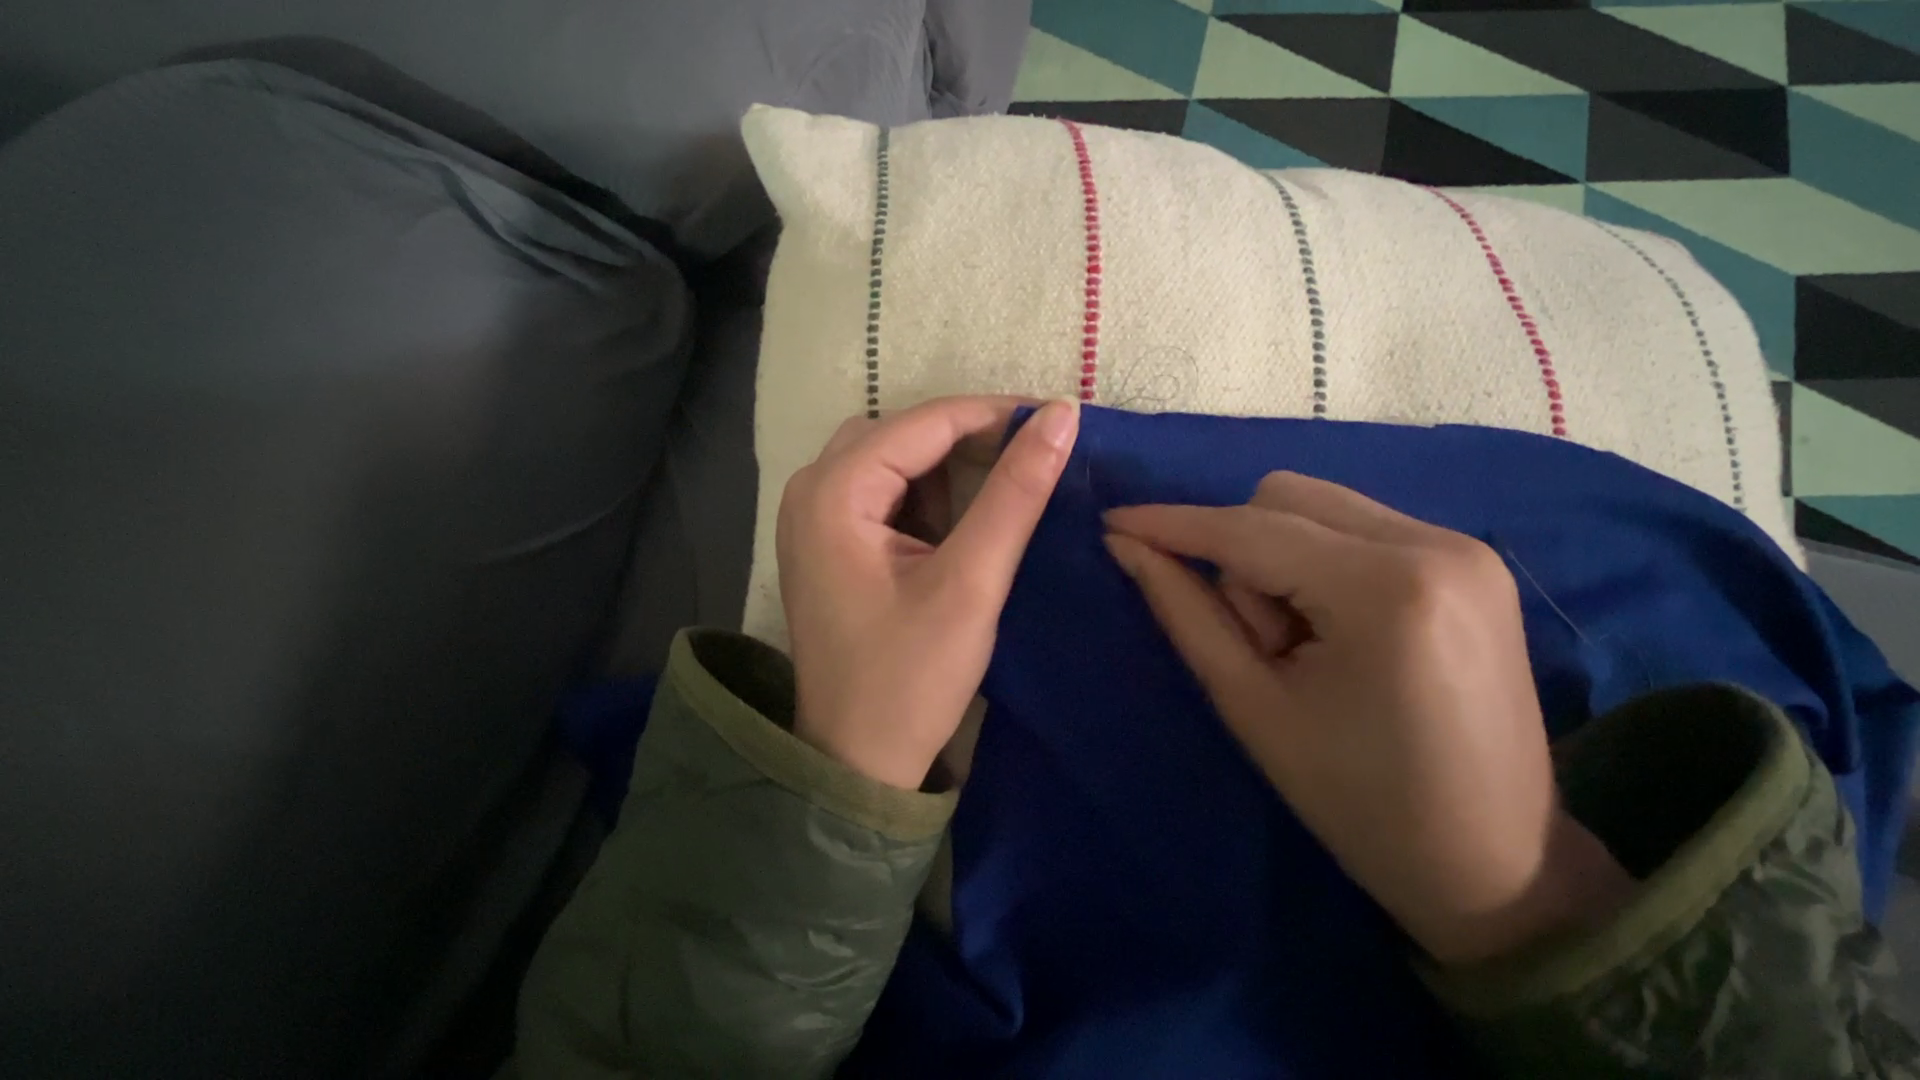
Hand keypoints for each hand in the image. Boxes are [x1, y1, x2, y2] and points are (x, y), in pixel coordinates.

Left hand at [777, 396, 1079, 790]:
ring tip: (1006, 485)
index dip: (993, 413)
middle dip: (967, 437)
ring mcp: (812, 519)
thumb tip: (1060, 416)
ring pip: (889, 459)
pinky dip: (924, 494)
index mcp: (833, 493)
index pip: (923, 423)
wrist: (857, 761)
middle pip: (899, 433)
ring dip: (945, 465)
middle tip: (1033, 456)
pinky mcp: (826, 545)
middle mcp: (810, 491)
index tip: (1056, 420)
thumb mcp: (970, 583)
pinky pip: (878, 492)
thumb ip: (1014, 495)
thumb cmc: (911, 679)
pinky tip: (962, 518)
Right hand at [1104, 473, 1632, 964]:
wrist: (1495, 862)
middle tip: (1259, 642)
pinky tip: (1339, 629)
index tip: (1111, 521)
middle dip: (1242, 554)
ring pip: (1321, 505)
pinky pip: (1362, 526)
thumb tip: (1126, 545)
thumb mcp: (1252, 706)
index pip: (1250, 530)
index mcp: (1386, 589)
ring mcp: (1467, 546)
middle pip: (1285, 497)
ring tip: (1302, 642)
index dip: (1173, 524)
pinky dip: (1323, 560)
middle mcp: (1436, 543)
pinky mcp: (1476, 561)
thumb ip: (1185, 611)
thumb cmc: (1358, 802)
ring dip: (1281, 556)